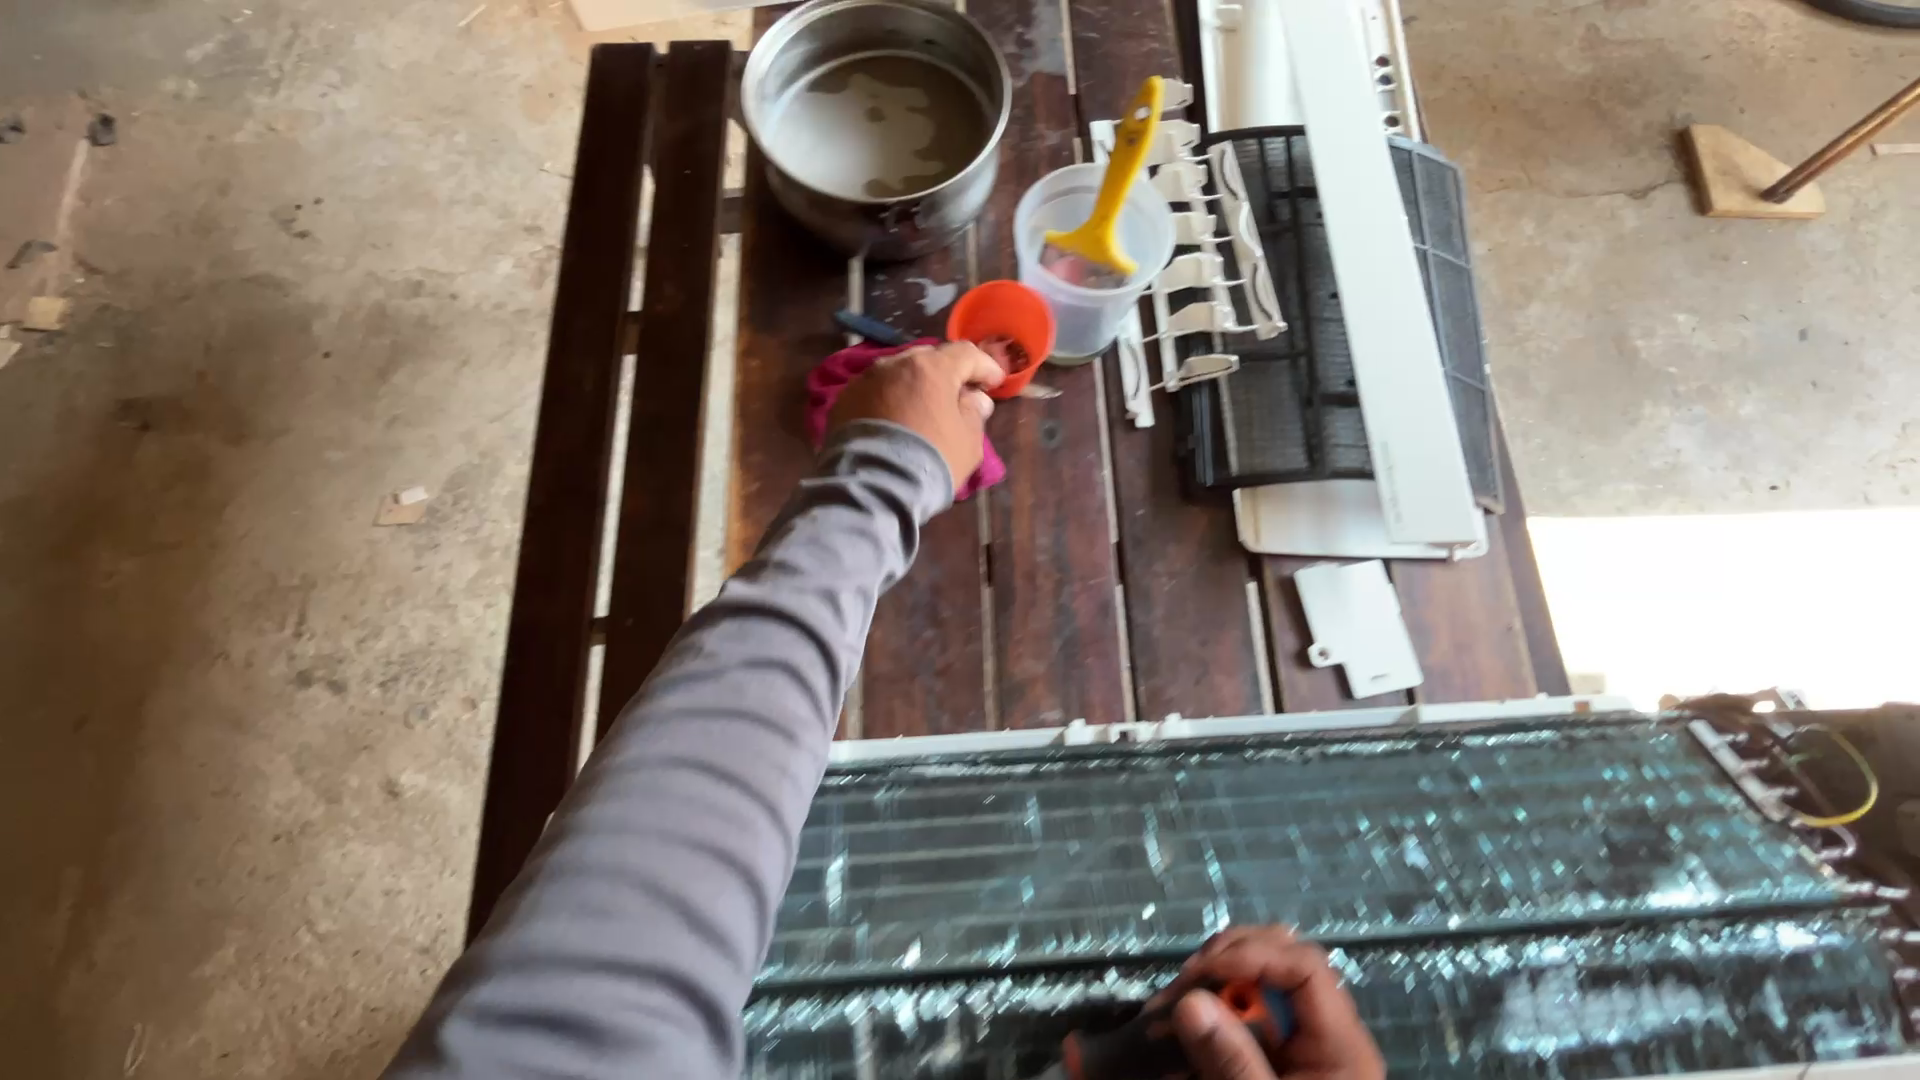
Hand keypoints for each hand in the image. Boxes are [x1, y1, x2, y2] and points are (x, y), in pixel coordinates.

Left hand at [828, 341, 1003, 490]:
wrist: (872, 487)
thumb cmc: (930, 461)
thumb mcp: (968, 442)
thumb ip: (974, 414)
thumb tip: (974, 400)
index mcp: (931, 368)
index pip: (965, 354)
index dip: (984, 366)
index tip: (995, 382)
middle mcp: (895, 364)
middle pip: (928, 359)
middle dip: (946, 374)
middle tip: (957, 394)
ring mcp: (864, 381)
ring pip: (897, 374)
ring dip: (914, 386)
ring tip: (922, 407)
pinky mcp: (843, 402)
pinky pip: (874, 393)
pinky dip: (889, 401)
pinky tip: (894, 421)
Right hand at [1156, 926, 1383, 1079]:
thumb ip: (1233, 1064)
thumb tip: (1189, 1001)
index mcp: (1342, 1046)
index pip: (1305, 966)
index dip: (1253, 956)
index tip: (1201, 973)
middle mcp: (1328, 1032)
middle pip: (1285, 956)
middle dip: (1230, 958)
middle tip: (1187, 981)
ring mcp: (1305, 1041)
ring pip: (1264, 975)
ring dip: (1218, 977)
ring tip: (1178, 1002)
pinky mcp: (1282, 1054)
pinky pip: (1251, 1007)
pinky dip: (1217, 1002)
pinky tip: (1188, 1020)